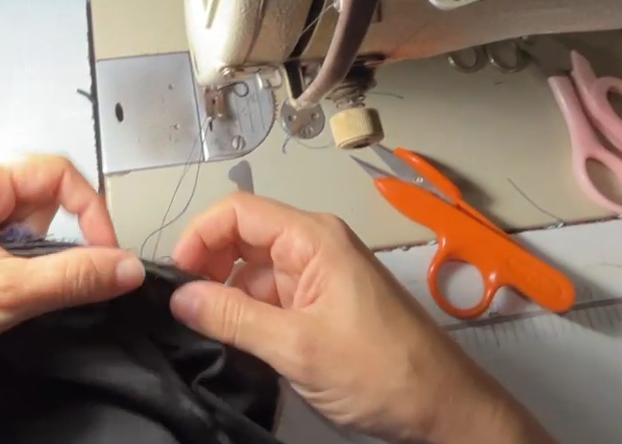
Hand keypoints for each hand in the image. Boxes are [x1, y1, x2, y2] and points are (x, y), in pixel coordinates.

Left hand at [0, 154, 144, 443]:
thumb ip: (74, 277)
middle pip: (39, 200)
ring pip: (17, 228)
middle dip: (48, 246)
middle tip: (29, 288)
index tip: (108, 262)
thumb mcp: (3, 295)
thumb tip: (132, 268)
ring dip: (23, 264)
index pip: (59, 173)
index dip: (92, 213)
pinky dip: (1, 271)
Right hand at [168, 193, 552, 443]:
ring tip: (205, 329)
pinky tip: (235, 339)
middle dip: (211, 264)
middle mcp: (314, 243)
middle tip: (184, 307)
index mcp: (311, 237)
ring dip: (228, 293)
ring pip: (256, 268)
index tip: (175, 276)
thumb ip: (233, 318)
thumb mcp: (297, 347)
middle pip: (245, 236)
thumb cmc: (377, 370)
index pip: (239, 212)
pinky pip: (274, 293)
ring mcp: (320, 272)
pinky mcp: (323, 301)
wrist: (446, 410)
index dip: (201, 235)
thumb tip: (179, 298)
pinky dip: (250, 312)